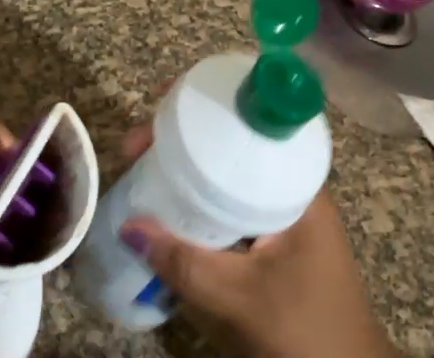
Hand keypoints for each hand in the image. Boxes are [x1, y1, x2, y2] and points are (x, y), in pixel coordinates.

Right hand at [116, 125, 397, 357]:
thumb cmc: (306, 332)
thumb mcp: (239, 299)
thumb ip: (183, 263)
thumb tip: (127, 226)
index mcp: (297, 186)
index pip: (251, 118)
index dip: (205, 103)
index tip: (162, 101)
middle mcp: (292, 190)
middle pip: (231, 144)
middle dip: (181, 138)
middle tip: (135, 148)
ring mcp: (284, 217)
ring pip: (225, 176)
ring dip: (185, 171)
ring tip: (141, 171)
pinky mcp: (274, 243)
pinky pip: (227, 205)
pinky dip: (195, 202)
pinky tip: (167, 211)